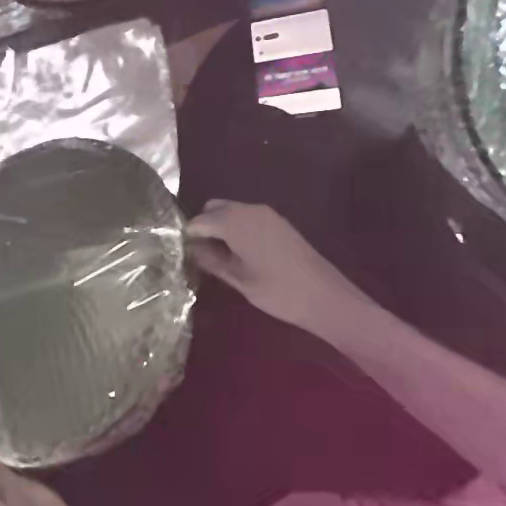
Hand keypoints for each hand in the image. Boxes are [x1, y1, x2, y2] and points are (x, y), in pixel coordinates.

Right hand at [187, 200, 372, 336]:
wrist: (325, 296)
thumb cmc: (277, 291)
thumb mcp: (238, 279)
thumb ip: (211, 260)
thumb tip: (191, 250)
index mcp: (235, 221)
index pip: (198, 221)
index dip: (187, 236)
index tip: (180, 254)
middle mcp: (249, 210)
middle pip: (214, 209)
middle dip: (203, 226)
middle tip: (198, 255)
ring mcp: (267, 214)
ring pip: (231, 211)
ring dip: (220, 227)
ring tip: (216, 256)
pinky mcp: (278, 223)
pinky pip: (247, 217)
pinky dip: (237, 228)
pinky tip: (238, 253)